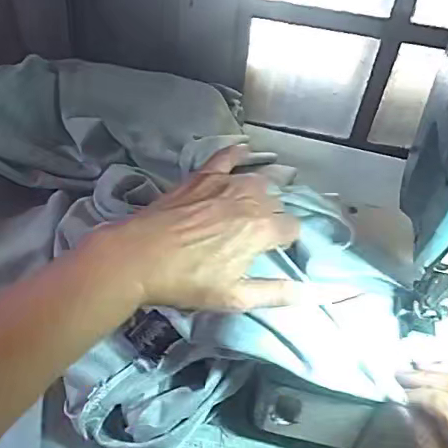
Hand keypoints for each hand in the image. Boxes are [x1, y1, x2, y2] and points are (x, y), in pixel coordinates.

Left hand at [85, 145, 303, 310]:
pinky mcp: (201, 176)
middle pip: (277, 203)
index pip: (292, 228)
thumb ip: (274, 293)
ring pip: (258, 180)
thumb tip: (308, 294)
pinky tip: (245, 151)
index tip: (275, 251)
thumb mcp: (234, 297)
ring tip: (254, 206)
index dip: (287, 240)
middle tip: (256, 236)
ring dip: (261, 192)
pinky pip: (227, 156)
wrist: (139, 257)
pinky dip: (238, 153)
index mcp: (262, 230)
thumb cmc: (186, 281)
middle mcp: (250, 199)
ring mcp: (225, 183)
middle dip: (273, 217)